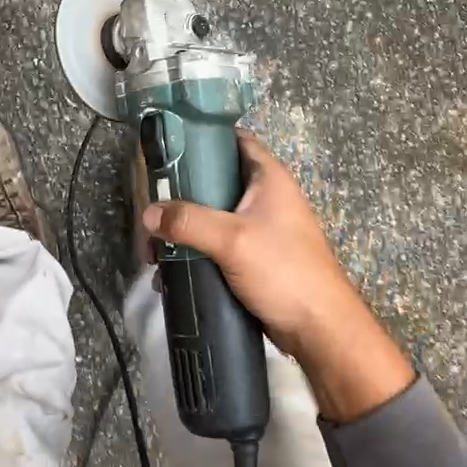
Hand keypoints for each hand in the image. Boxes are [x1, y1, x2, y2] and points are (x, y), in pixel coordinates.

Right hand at [142, 134, 414, 421]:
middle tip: (151, 205)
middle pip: (215, 180)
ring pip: (212, 216)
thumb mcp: (233, 240)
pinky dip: (193, 251)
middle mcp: (265, 198)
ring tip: (154, 247)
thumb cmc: (284, 270)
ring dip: (183, 228)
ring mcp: (259, 229)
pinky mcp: (252, 258)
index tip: (169, 147)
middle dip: (181, 192)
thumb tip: (148, 214)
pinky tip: (170, 268)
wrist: (319, 329)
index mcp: (269, 178)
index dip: (204, 137)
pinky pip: (215, 244)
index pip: (235, 140)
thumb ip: (189, 222)